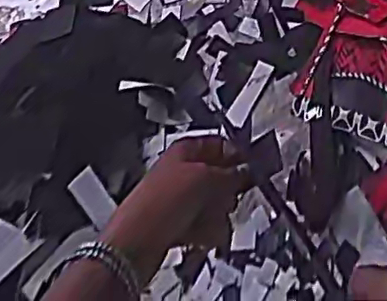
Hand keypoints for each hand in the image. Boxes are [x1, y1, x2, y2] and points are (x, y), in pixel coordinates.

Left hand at [101, 136, 250, 274]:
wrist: (134, 243)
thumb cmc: (159, 201)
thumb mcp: (206, 179)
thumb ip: (231, 173)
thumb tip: (247, 171)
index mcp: (184, 148)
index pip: (218, 144)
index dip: (236, 154)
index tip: (252, 165)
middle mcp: (180, 171)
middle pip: (216, 175)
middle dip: (227, 189)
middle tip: (231, 197)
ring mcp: (176, 199)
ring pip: (210, 203)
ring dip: (217, 214)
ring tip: (216, 220)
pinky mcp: (174, 225)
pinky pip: (200, 224)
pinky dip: (206, 230)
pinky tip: (205, 235)